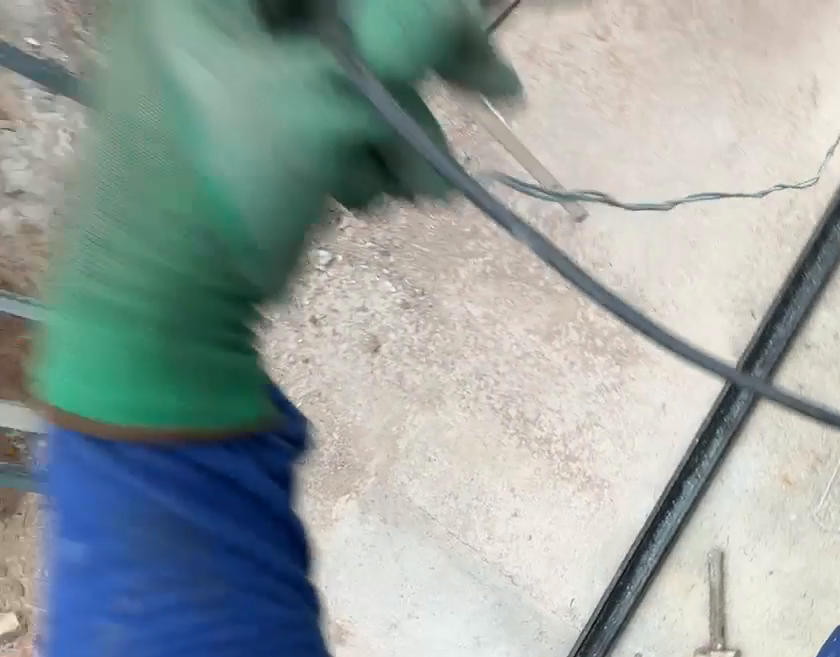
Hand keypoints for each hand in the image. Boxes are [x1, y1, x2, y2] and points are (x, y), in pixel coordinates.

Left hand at [36, 0, 519, 433]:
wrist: (174, 280)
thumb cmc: (228, 181)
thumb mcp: (321, 102)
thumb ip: (394, 46)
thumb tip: (461, 12)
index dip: (420, 12)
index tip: (484, 65)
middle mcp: (226, 11)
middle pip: (358, 18)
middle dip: (423, 74)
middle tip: (499, 97)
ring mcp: (246, 64)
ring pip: (366, 75)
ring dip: (407, 135)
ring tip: (415, 193)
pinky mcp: (268, 115)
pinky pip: (348, 115)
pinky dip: (378, 155)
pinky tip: (368, 194)